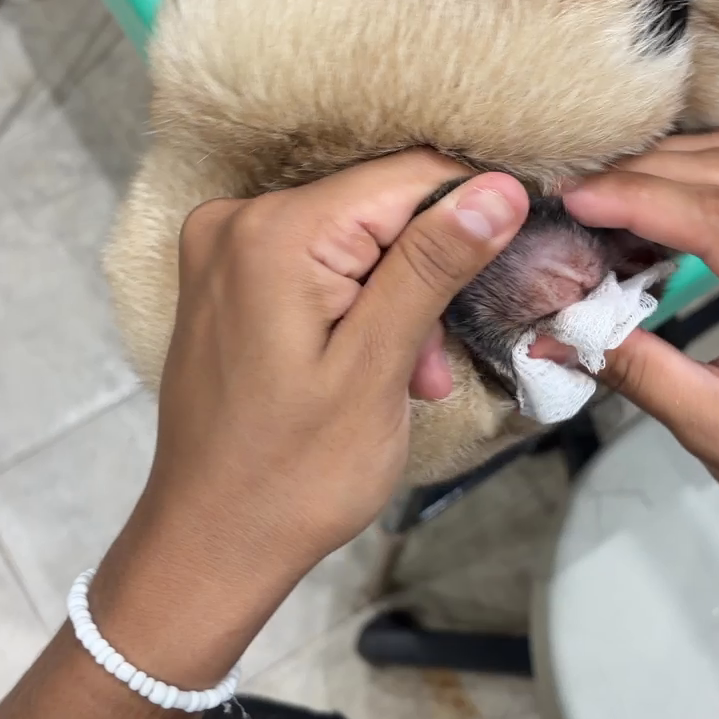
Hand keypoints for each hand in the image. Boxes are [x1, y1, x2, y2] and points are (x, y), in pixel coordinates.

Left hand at [90, 151, 528, 683]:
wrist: (211, 541)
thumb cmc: (296, 474)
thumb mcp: (376, 368)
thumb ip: (432, 266)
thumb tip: (497, 190)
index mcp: (274, 233)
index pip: (404, 178)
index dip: (470, 212)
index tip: (507, 265)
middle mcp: (236, 219)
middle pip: (375, 209)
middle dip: (424, 274)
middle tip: (435, 358)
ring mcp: (222, 248)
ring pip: (351, 240)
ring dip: (394, 299)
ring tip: (409, 376)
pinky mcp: (225, 278)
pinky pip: (314, 264)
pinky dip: (354, 305)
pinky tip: (366, 363)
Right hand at [563, 130, 718, 570]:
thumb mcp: (709, 426)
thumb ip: (632, 368)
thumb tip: (547, 333)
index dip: (640, 199)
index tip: (573, 197)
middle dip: (645, 173)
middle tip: (572, 190)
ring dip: (670, 163)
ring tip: (602, 187)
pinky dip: (700, 173)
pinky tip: (654, 191)